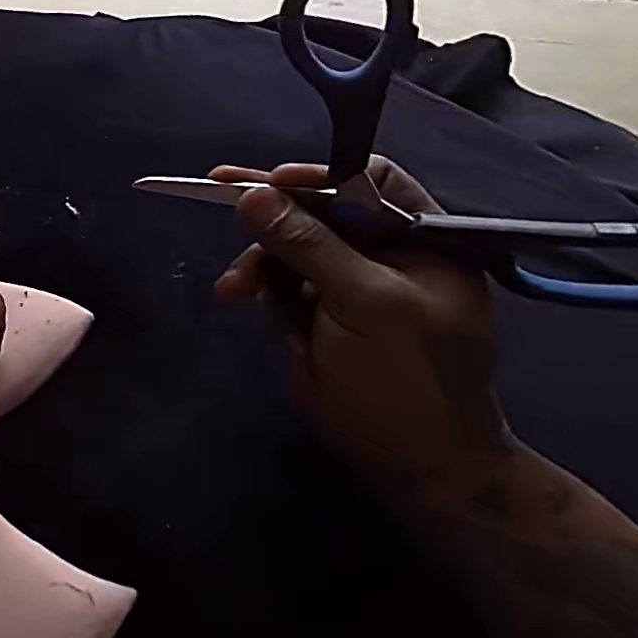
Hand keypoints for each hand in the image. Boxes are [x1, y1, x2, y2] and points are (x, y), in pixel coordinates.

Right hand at [211, 157, 511, 492]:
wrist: (411, 461)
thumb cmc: (406, 379)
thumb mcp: (363, 303)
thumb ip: (309, 245)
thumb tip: (252, 195)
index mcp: (419, 238)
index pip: (365, 182)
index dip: (314, 176)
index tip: (262, 184)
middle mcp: (383, 251)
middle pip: (315, 211)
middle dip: (270, 224)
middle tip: (218, 202)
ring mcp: (348, 281)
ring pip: (287, 248)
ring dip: (258, 266)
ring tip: (233, 293)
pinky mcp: (318, 309)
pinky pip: (279, 283)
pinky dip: (263, 293)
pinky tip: (259, 314)